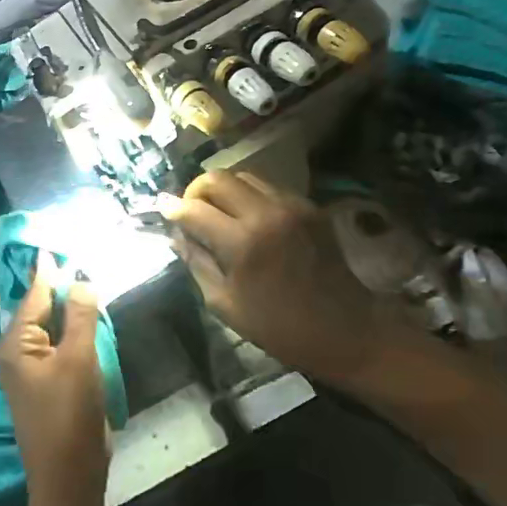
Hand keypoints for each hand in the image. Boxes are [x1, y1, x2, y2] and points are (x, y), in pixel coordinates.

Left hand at [0, 253, 109, 500]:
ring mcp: (31, 370)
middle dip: (60, 287)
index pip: (35, 295)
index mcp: (15, 343)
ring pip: (53, 328)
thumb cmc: (69, 413)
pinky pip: (59, 346)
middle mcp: (16, 352)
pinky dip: (74, 331)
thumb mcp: (79, 358)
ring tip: (85, 280)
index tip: (55, 244)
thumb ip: (81, 316)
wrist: (69, 474)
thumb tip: (81, 280)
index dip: (49, 271)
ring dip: (70, 309)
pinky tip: (88, 319)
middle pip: (41, 310)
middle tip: (78, 258)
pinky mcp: (47, 383)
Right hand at [162, 171, 385, 384]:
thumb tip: (177, 235)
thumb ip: (197, 262)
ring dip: (224, 191)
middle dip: (195, 190)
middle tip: (190, 210)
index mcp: (242, 242)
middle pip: (217, 178)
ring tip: (219, 213)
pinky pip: (268, 188)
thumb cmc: (278, 327)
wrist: (344, 329)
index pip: (193, 209)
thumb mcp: (224, 303)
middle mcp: (265, 213)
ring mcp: (291, 205)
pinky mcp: (308, 206)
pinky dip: (250, 197)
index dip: (172, 209)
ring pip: (243, 176)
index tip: (162, 210)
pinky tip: (249, 219)